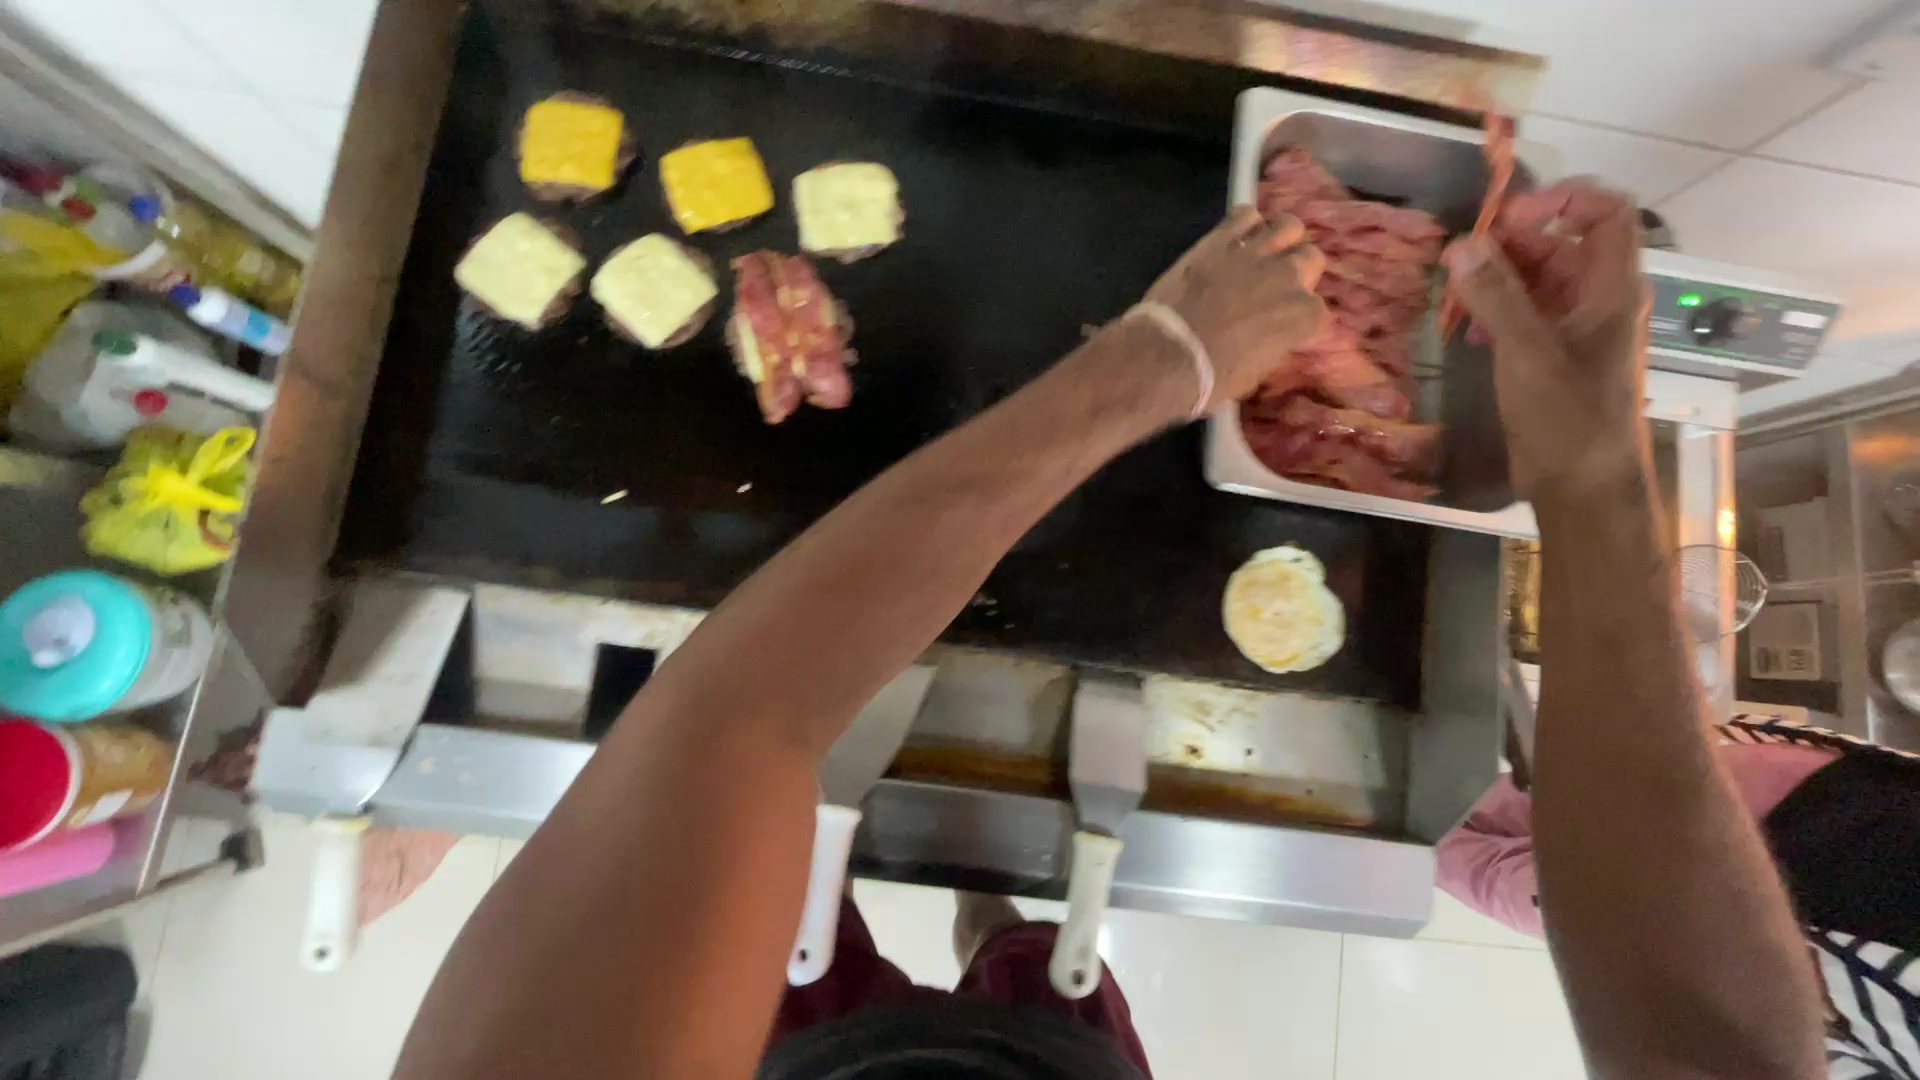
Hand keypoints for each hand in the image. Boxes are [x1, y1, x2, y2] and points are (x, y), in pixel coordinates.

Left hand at [1140, 206, 1326, 409]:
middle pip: (1309, 259)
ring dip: (1280, 238)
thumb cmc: (1210, 378)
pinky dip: (1244, 223)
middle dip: (1297, 271)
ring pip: (1287, 226)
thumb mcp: (1254, 374)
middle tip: (1275, 284)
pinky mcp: (1219, 240)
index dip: (1299, 318)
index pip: (1316, 310)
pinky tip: (1235, 238)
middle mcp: (1287, 277)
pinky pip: (1245, 214)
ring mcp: (1255, 253)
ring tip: (1265, 250)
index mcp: (1302, 315)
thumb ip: (1273, 345)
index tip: (1284, 324)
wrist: (1166, 357)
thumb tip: (1271, 337)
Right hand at [1442, 179, 1650, 506]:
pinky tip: (1467, 332)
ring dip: (1497, 281)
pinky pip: (1526, 317)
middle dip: (1512, 244)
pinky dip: (1495, 313)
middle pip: (1562, 245)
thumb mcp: (1525, 351)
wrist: (1580, 482)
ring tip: (1455, 296)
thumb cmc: (1566, 415)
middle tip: (1461, 260)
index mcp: (1611, 288)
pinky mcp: (1552, 358)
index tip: (1503, 217)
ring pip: (1539, 283)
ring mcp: (1575, 330)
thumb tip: (1461, 245)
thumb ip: (1494, 296)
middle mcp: (1598, 300)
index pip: (1605, 213)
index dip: (1560, 200)